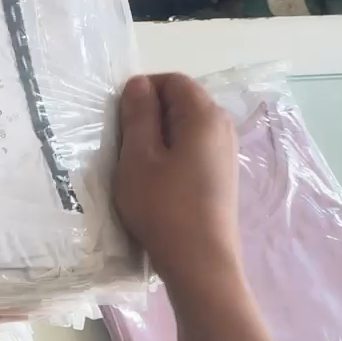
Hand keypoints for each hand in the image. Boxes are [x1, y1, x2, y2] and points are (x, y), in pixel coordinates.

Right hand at [113, 73, 242, 293]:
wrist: (199, 259)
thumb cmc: (162, 206)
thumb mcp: (138, 159)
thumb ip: (137, 117)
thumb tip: (137, 84)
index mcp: (203, 115)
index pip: (173, 81)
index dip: (142, 90)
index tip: (116, 118)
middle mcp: (222, 126)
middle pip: (182, 102)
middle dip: (149, 114)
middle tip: (121, 144)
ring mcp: (224, 152)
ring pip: (185, 128)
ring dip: (157, 137)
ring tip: (134, 166)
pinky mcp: (220, 175)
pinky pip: (192, 149)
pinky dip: (170, 154)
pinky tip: (154, 181)